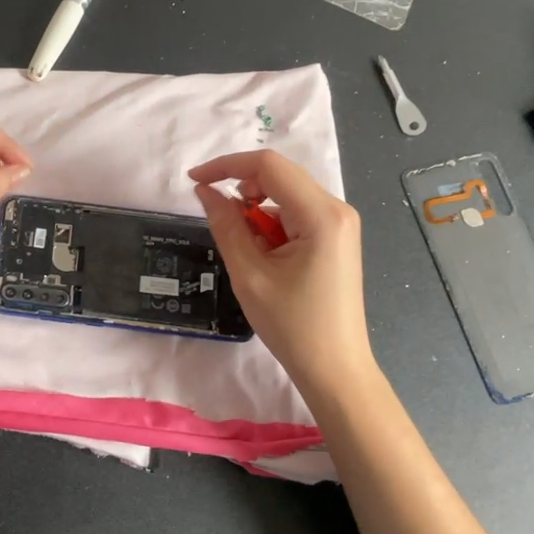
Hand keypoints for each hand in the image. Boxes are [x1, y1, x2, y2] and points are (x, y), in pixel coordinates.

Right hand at [189, 150, 378, 402]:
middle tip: (217, 217)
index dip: (227, 166)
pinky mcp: (335, 238)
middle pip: (280, 175)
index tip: (194, 181)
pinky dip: (271, 224)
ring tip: (245, 249)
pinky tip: (263, 255)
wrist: (334, 368)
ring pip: (286, 194)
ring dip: (256, 210)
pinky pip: (296, 213)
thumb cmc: (292, 325)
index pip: (269, 166)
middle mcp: (336, 209)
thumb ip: (226, 226)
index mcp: (321, 215)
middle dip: (242, 188)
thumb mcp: (249, 275)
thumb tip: (206, 191)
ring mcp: (339, 224)